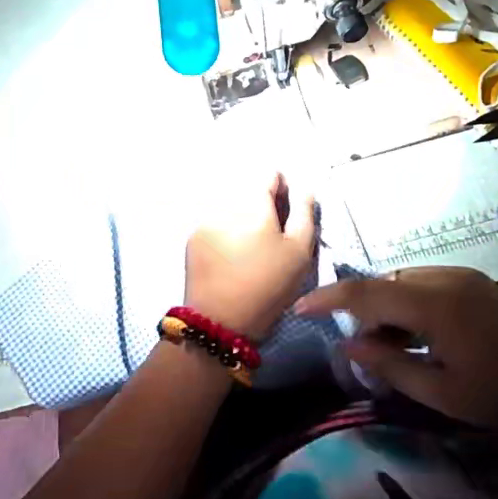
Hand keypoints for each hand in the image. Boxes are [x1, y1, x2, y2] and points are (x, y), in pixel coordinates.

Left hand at [183, 174, 318, 339]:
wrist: (221, 322)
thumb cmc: (268, 286)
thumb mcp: (300, 252)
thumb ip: (304, 213)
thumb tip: (303, 188)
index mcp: (252, 204)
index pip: (269, 175)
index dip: (283, 189)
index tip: (288, 213)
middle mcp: (224, 205)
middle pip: (249, 192)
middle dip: (263, 208)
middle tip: (273, 237)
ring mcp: (205, 222)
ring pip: (232, 209)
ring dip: (244, 220)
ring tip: (253, 250)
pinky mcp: (193, 240)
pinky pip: (217, 225)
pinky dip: (228, 233)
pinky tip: (234, 258)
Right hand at [295, 267, 497, 430]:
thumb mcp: (443, 393)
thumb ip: (391, 364)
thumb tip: (350, 344)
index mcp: (435, 304)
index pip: (368, 292)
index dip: (329, 298)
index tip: (300, 308)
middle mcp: (446, 278)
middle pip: (385, 283)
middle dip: (362, 310)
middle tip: (361, 352)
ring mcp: (464, 277)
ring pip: (405, 282)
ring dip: (387, 307)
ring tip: (389, 349)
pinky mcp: (476, 284)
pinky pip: (426, 284)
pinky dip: (409, 305)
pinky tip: (417, 337)